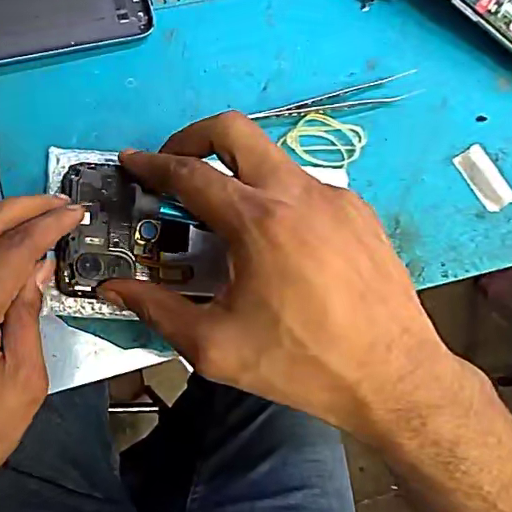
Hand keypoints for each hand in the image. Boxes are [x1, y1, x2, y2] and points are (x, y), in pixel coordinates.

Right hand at [98, 111, 466, 445]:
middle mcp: (298, 194)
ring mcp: (335, 198)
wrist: (397, 381)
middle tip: (173, 167)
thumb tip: (113, 289)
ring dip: (235, 172)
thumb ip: (156, 310)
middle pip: (234, 130)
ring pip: (271, 158)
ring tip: (221, 216)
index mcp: (259, 222)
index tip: (131, 160)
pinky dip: (273, 196)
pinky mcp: (359, 213)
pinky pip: (303, 186)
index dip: (152, 164)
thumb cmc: (301, 364)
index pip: (191, 173)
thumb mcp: (214, 347)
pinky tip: (273, 242)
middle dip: (193, 138)